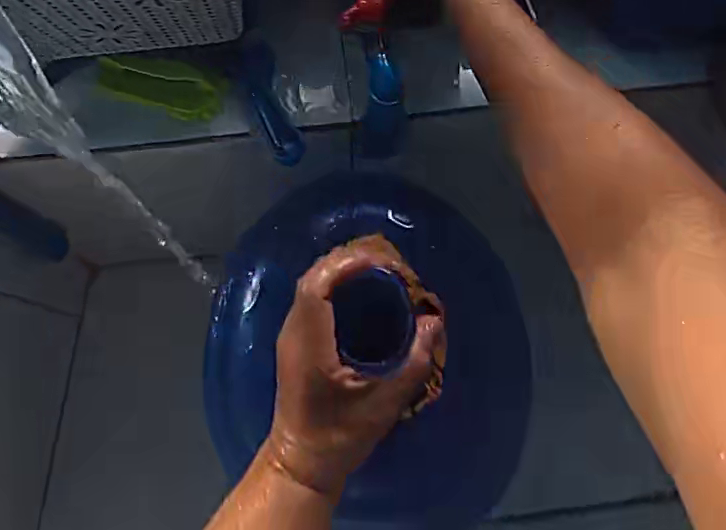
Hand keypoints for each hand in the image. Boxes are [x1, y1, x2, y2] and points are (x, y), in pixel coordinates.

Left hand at [262, 238, 445, 497]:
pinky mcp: (296, 335)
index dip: (347, 264)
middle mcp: (294, 328)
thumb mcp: (382, 407)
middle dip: (351, 260)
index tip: (383, 262)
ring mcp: (292, 331)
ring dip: (343, 267)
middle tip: (389, 262)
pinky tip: (361, 286)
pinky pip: (314, 293)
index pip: (318, 285)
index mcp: (309, 342)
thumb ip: (411, 365)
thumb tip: (434, 323)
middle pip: (316, 274)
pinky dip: (337, 280)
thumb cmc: (338, 438)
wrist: (300, 464)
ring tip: (380, 267)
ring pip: (313, 280)